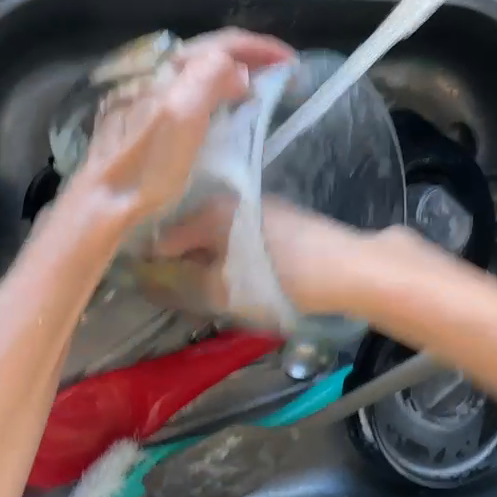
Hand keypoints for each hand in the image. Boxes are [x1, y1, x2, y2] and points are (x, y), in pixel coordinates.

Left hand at [62, 29, 293, 234]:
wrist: (103, 201)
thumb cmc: (147, 164)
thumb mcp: (183, 115)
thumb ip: (212, 78)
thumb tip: (240, 71)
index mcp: (168, 67)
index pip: (225, 42)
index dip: (262, 47)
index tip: (291, 62)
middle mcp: (154, 70)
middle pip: (212, 50)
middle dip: (250, 56)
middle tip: (281, 71)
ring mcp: (145, 91)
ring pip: (199, 68)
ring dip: (234, 70)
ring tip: (260, 85)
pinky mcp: (140, 113)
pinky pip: (187, 88)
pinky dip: (214, 88)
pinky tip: (223, 105)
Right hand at [152, 196, 404, 321]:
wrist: (350, 268)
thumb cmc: (281, 280)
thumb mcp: (224, 292)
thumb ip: (181, 287)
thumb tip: (146, 282)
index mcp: (209, 211)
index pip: (162, 238)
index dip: (152, 266)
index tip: (150, 291)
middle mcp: (229, 199)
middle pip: (189, 232)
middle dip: (180, 263)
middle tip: (181, 297)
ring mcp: (257, 205)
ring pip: (216, 234)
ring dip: (207, 260)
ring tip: (208, 292)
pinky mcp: (279, 217)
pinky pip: (239, 235)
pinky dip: (230, 254)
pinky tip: (238, 277)